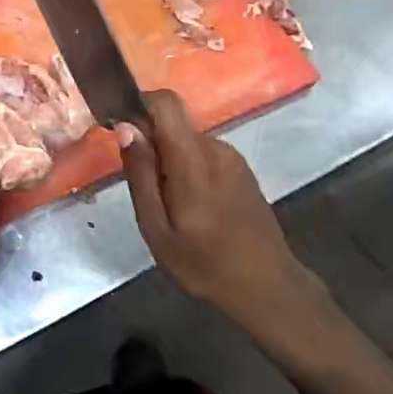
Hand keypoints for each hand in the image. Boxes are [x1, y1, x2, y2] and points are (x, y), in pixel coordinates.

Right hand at [118, 90, 325, 331]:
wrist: (270, 290)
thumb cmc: (204, 264)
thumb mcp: (156, 227)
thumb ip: (140, 173)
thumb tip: (125, 127)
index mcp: (193, 160)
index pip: (166, 102)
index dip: (140, 103)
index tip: (122, 129)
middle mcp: (215, 149)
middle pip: (172, 122)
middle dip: (149, 141)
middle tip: (140, 183)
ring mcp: (232, 158)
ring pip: (185, 139)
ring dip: (167, 157)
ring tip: (164, 201)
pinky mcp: (241, 169)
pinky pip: (202, 152)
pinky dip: (186, 166)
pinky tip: (188, 204)